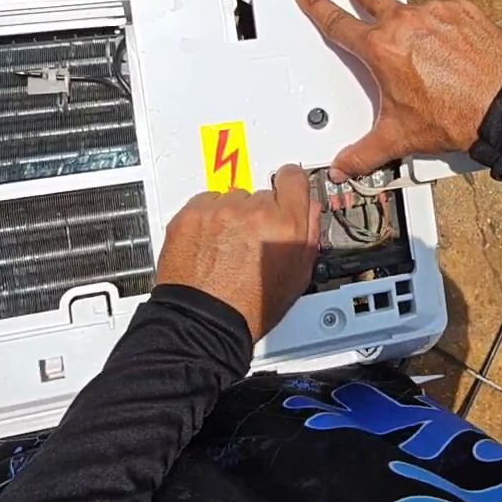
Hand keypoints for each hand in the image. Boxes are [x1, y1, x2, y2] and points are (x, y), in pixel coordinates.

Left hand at [154, 164, 319, 340]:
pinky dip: (207, 218)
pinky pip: (206, 203)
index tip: (286, 190)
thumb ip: (308, 233)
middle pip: (262, 193)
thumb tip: (308, 208)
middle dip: (259, 212)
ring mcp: (221, 211)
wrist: (204, 323)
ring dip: (232, 215)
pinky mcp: (193, 213)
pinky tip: (209, 243)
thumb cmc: (249, 308)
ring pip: (233, 198)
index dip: (290, 185)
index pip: (294, 177)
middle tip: (251, 240)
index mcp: (287, 225)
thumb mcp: (298, 276)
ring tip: (227, 246)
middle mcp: (255, 212)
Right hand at [293, 0, 501, 178]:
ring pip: (412, 10)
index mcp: (382, 50)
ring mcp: (437, 14)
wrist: (501, 109)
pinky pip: (445, 16)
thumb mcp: (399, 138)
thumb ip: (364, 153)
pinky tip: (448, 50)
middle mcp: (407, 24)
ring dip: (409, 20)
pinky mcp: (464, 12)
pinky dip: (442, 29)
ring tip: (418, 43)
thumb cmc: (454, 118)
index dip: (317, 4)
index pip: (338, 23)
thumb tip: (345, 167)